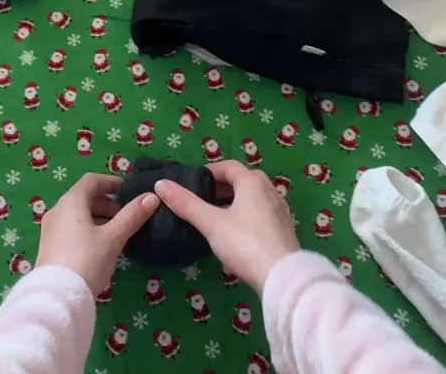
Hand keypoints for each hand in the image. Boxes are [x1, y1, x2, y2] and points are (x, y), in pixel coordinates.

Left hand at [35, 173, 159, 294]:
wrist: (57, 297)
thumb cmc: (87, 261)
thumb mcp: (113, 238)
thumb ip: (132, 216)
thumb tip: (151, 197)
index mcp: (71, 201)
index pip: (92, 180)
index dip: (111, 182)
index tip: (127, 192)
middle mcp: (57, 209)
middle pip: (83, 196)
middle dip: (105, 203)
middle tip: (123, 217)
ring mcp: (50, 228)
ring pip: (76, 213)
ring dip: (96, 217)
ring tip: (114, 234)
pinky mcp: (48, 245)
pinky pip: (69, 227)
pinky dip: (85, 229)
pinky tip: (97, 248)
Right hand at [154, 161, 299, 294]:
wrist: (283, 278)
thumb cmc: (245, 244)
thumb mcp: (211, 223)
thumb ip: (186, 203)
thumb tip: (160, 184)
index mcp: (252, 182)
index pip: (228, 166)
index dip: (210, 171)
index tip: (194, 182)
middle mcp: (269, 190)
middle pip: (243, 179)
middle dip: (223, 185)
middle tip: (204, 198)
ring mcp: (280, 210)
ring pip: (254, 196)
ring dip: (236, 200)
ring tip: (218, 215)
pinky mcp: (285, 229)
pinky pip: (263, 212)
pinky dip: (248, 214)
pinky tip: (238, 232)